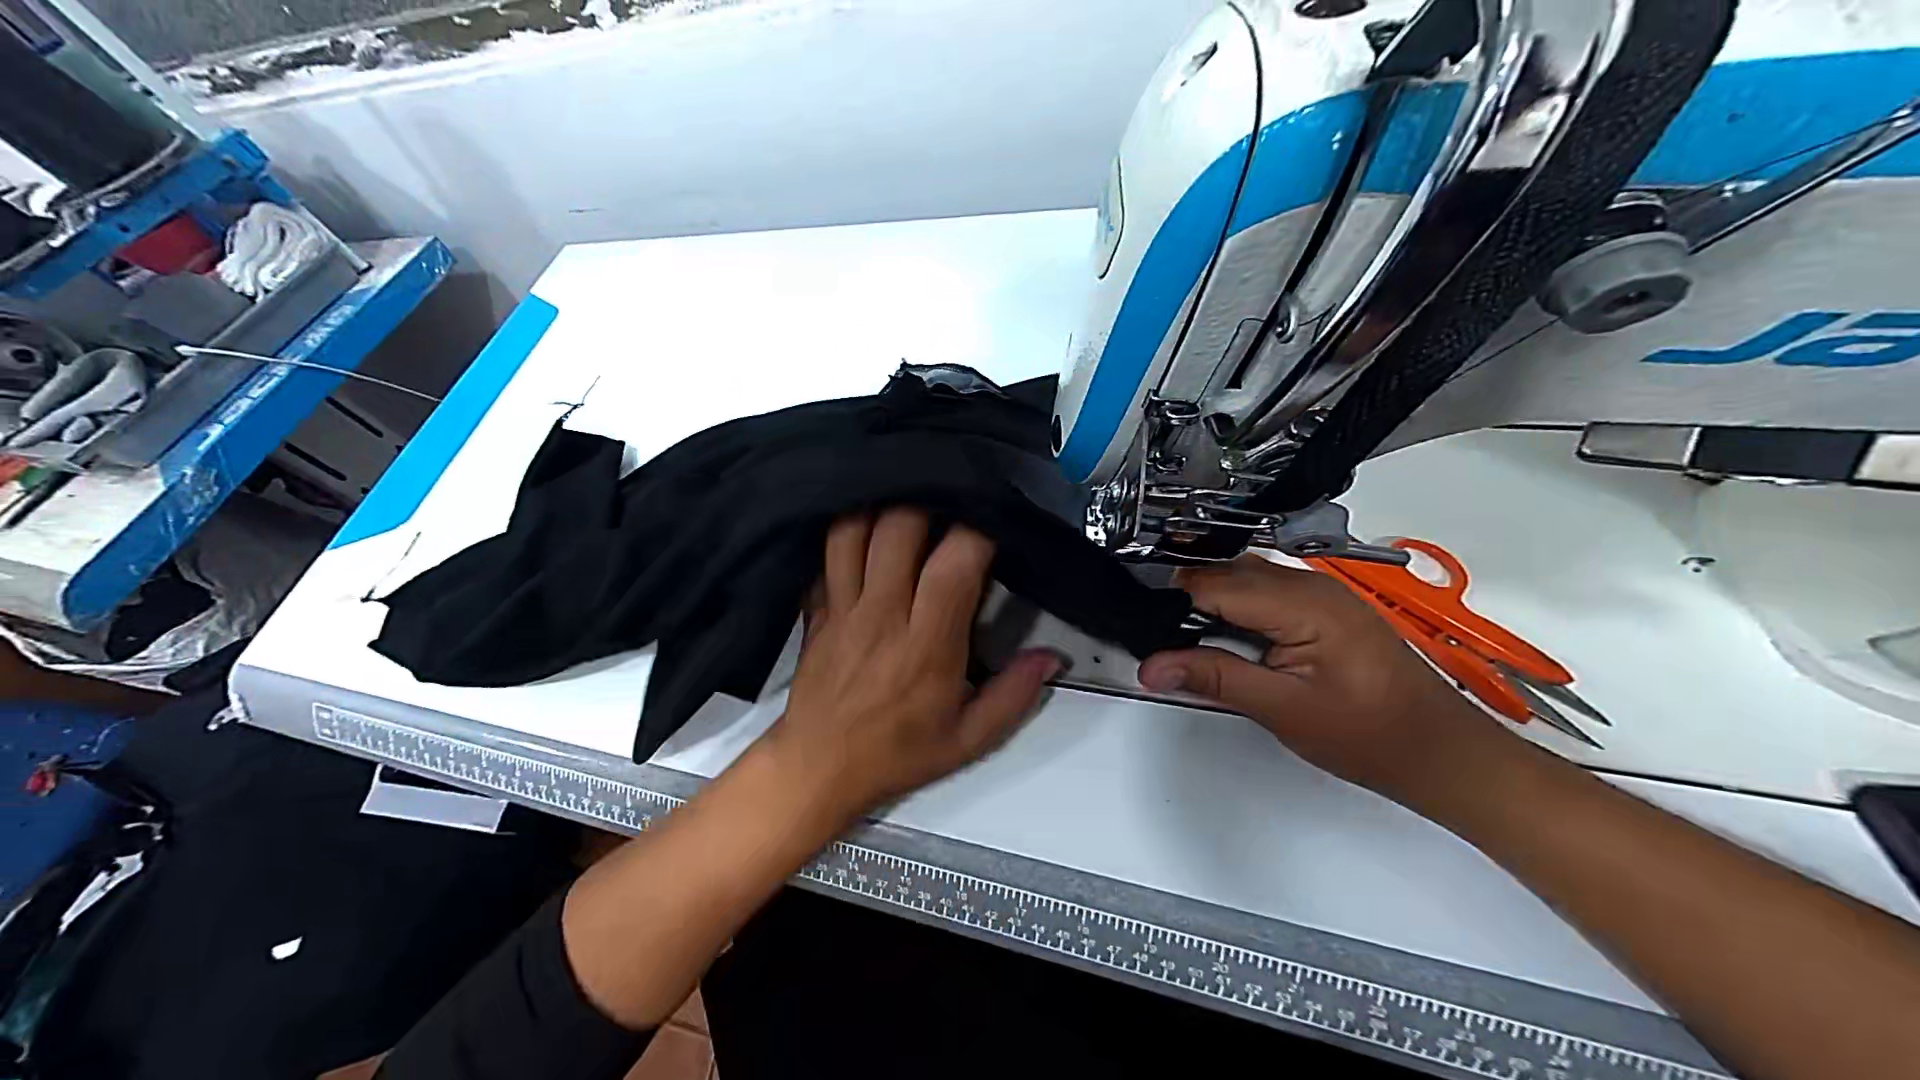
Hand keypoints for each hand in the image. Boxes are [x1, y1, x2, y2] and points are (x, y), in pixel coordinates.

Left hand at [762, 508, 1060, 822]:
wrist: (818, 768)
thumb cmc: (893, 754)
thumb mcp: (968, 739)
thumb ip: (1014, 696)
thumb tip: (1049, 661)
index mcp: (925, 645)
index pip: (953, 567)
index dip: (977, 533)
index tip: (992, 524)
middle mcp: (882, 615)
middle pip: (898, 528)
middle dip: (928, 501)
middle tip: (949, 502)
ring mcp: (843, 607)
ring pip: (853, 530)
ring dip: (881, 505)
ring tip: (908, 500)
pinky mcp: (819, 608)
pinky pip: (825, 553)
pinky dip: (846, 529)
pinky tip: (865, 524)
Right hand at [1138, 554, 1514, 808]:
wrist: (1441, 753)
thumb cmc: (1376, 735)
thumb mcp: (1282, 709)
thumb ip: (1213, 678)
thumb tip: (1155, 666)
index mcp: (1304, 603)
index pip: (1214, 584)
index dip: (1172, 604)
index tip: (1146, 631)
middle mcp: (1314, 586)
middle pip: (1226, 573)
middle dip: (1187, 601)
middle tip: (1162, 641)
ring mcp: (1322, 594)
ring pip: (1243, 580)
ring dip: (1211, 605)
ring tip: (1190, 644)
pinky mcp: (1324, 609)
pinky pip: (1264, 593)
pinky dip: (1236, 612)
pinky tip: (1228, 642)